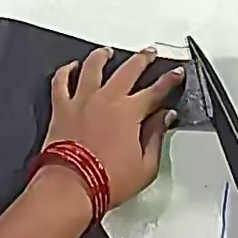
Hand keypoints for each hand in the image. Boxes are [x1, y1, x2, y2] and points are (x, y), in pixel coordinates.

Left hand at [42, 47, 182, 210]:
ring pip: (93, 67)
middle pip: (128, 70)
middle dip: (142, 59)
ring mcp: (82, 100)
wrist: (71, 185)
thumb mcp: (145, 165)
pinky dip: (65, 71)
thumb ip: (156, 137)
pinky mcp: (61, 108)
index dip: (169, 81)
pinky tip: (70, 66)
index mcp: (129, 112)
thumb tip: (164, 119)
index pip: (155, 90)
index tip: (176, 74)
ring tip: (108, 51)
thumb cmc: (106, 180)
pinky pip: (61, 81)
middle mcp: (106, 99)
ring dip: (103, 56)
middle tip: (149, 54)